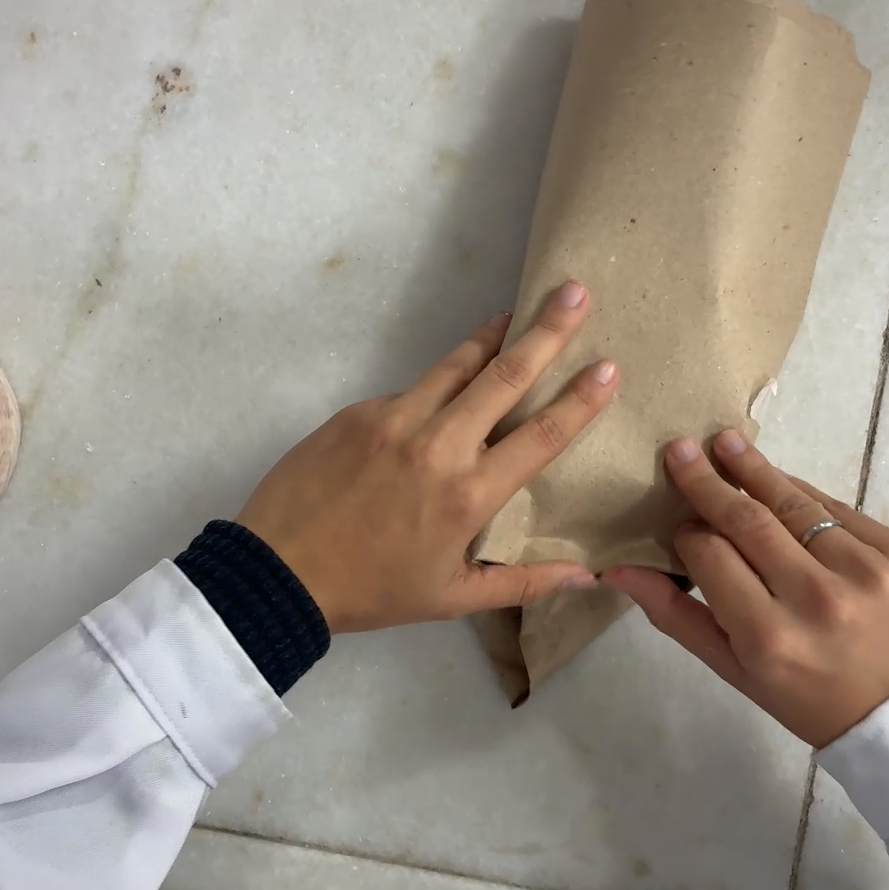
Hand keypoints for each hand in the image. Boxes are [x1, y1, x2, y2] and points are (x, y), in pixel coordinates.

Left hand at [237, 281, 616, 632]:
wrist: (279, 571)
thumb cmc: (371, 590)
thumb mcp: (450, 598)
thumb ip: (521, 582)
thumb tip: (586, 577)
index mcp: (468, 493)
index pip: (541, 435)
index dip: (581, 398)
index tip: (609, 365)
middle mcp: (438, 445)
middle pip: (504, 376)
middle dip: (546, 330)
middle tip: (574, 291)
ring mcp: (393, 419)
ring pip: (453, 366)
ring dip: (490, 337)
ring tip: (515, 311)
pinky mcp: (357, 412)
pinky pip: (408, 392)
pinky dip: (433, 386)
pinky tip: (437, 395)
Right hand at [603, 430, 888, 746]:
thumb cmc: (810, 697)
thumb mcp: (733, 668)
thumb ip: (674, 613)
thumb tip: (615, 569)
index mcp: (767, 635)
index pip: (709, 555)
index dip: (688, 535)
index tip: (680, 529)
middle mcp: (816, 597)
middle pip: (747, 519)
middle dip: (708, 481)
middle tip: (680, 449)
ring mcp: (864, 569)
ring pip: (792, 502)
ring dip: (753, 468)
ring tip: (724, 442)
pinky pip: (834, 507)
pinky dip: (799, 491)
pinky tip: (776, 480)